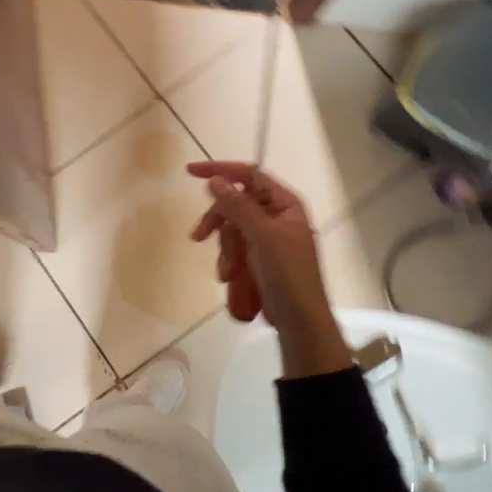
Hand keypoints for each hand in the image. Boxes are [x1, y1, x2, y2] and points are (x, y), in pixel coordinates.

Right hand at [187, 161, 351, 377]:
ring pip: (232, 228)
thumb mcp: (262, 236)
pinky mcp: (260, 258)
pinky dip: (229, 260)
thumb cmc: (288, 274)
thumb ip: (238, 206)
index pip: (249, 175)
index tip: (191, 172)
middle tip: (198, 236)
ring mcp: (268, 238)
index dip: (221, 170)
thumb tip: (214, 180)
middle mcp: (277, 216)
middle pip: (236, 204)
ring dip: (225, 248)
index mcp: (285, 204)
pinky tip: (228, 278)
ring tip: (226, 273)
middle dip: (218, 222)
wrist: (300, 321)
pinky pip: (236, 248)